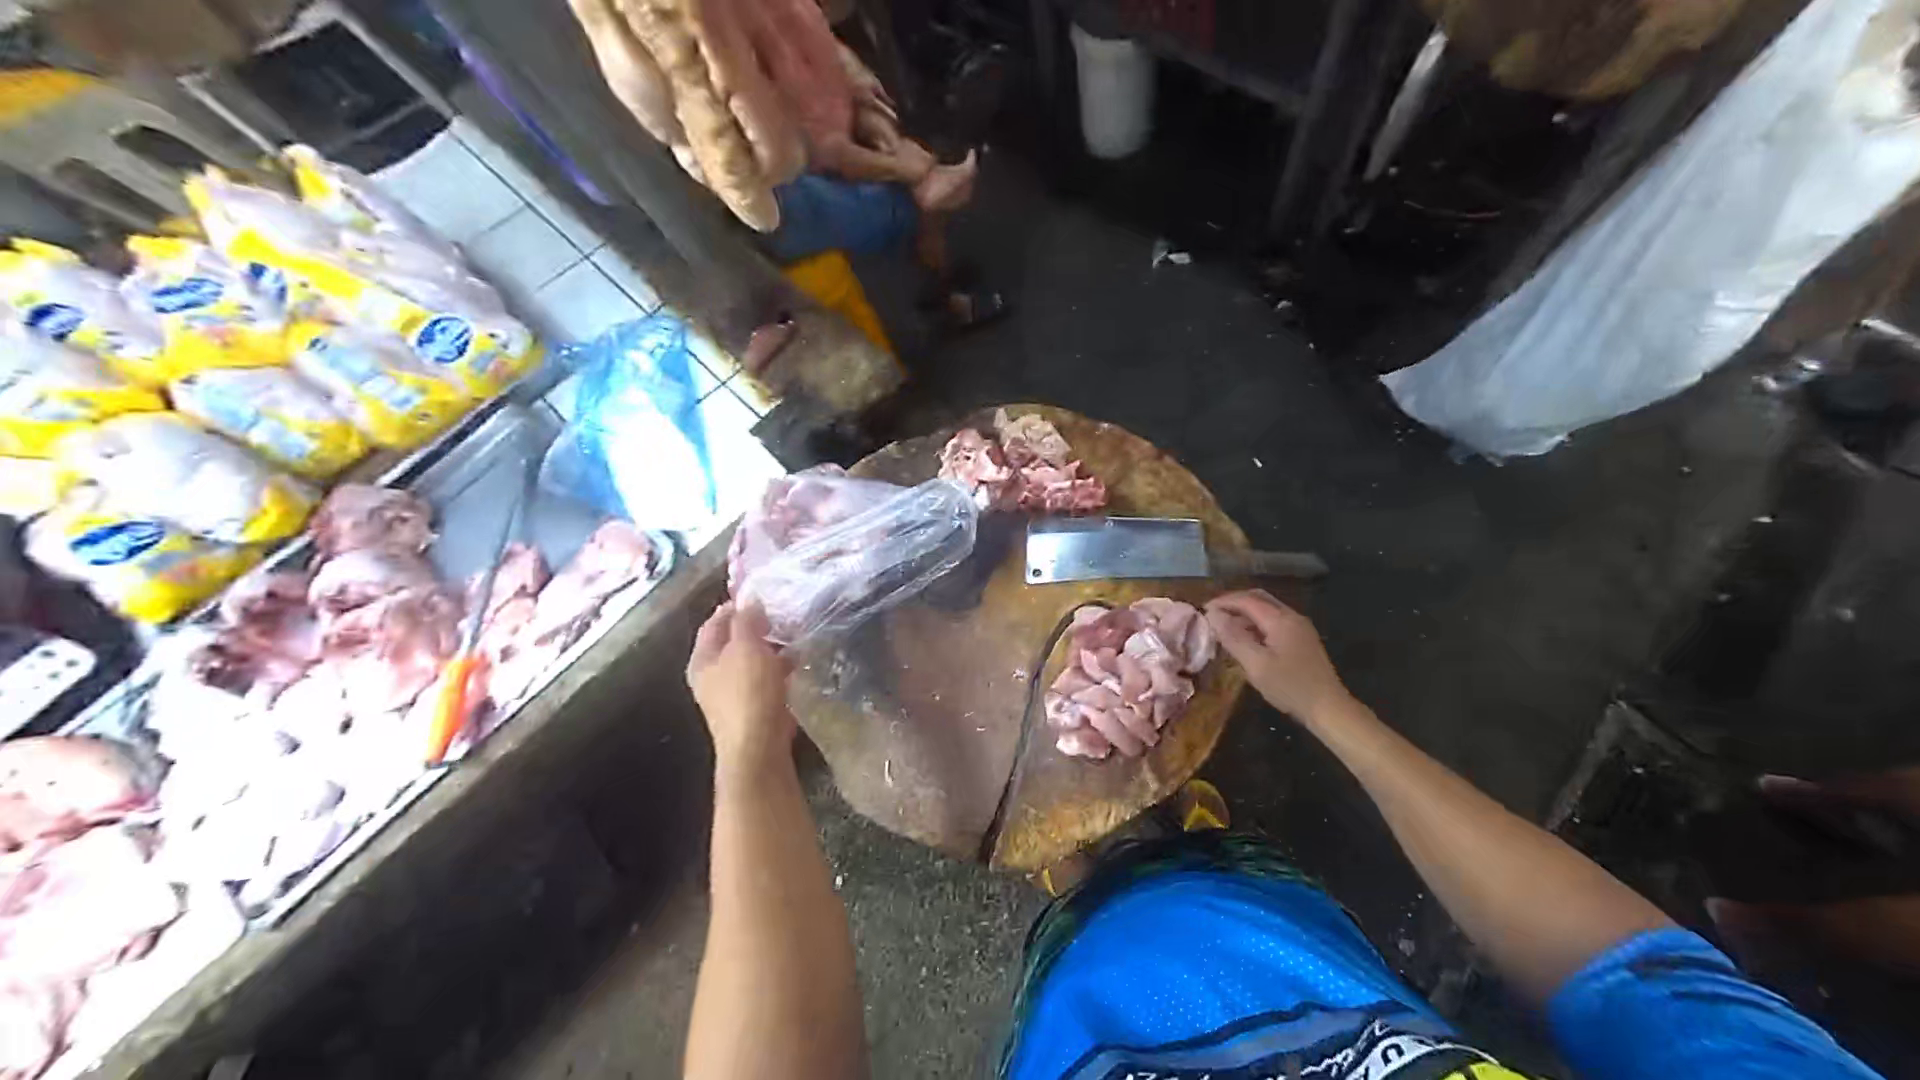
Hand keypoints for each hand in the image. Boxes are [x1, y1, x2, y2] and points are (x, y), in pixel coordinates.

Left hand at [687, 601, 795, 773]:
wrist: (758, 749)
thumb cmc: (748, 693)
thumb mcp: (746, 648)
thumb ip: (746, 621)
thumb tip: (749, 601)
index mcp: (702, 660)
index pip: (713, 623)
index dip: (733, 606)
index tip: (759, 594)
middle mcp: (712, 678)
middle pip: (732, 643)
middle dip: (755, 628)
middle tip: (780, 614)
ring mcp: (732, 696)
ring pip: (752, 663)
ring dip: (770, 649)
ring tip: (794, 636)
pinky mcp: (754, 711)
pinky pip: (766, 682)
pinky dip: (779, 671)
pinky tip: (797, 666)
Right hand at [1205, 590, 1352, 722]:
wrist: (1329, 708)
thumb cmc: (1289, 687)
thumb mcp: (1255, 664)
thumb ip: (1233, 637)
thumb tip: (1213, 614)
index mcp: (1280, 620)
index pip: (1246, 600)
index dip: (1223, 602)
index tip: (1203, 610)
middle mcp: (1292, 617)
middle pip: (1258, 598)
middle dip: (1234, 602)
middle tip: (1213, 614)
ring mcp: (1299, 628)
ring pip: (1267, 609)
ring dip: (1244, 612)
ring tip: (1225, 626)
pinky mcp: (1302, 639)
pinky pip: (1274, 621)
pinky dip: (1255, 623)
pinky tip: (1246, 638)